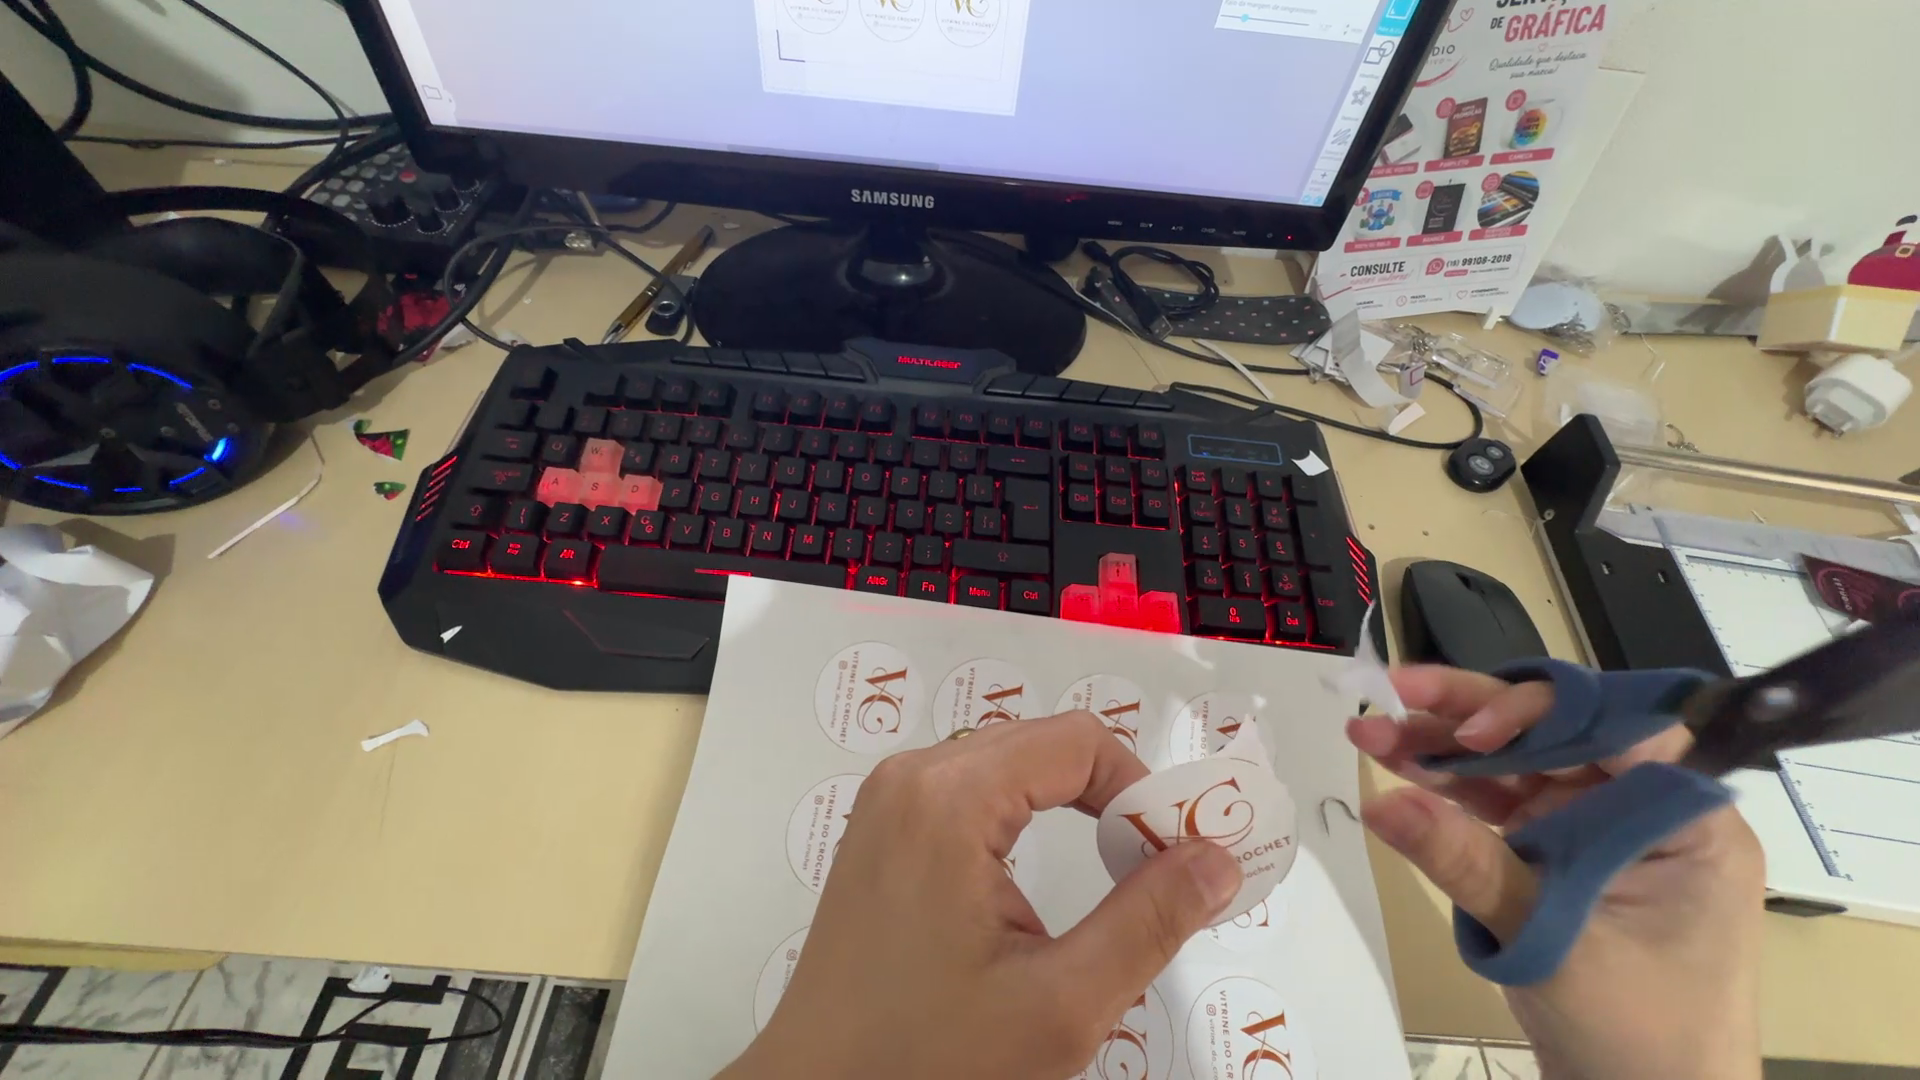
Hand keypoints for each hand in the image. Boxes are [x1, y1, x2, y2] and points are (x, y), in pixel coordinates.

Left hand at [719, 712, 1242, 1079]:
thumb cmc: (929, 1058)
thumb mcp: (1059, 1003)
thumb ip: (1149, 922)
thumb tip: (1217, 857)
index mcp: (950, 795)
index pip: (1077, 741)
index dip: (1141, 788)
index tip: (1173, 856)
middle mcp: (914, 774)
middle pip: (1043, 743)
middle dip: (1110, 793)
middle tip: (1152, 868)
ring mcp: (892, 794)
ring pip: (1011, 760)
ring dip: (1070, 800)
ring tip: (1108, 871)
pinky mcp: (885, 821)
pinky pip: (972, 785)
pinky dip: (1024, 811)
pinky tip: (1037, 869)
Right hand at [1349, 666, 1764, 1079]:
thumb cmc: (1635, 1030)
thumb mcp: (1550, 938)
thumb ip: (1467, 863)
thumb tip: (1382, 804)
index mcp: (1678, 821)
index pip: (1615, 730)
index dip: (1538, 714)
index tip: (1470, 730)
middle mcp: (1636, 808)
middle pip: (1548, 733)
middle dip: (1465, 711)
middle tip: (1390, 693)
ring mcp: (1589, 825)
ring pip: (1509, 759)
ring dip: (1439, 743)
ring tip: (1368, 732)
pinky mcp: (1550, 847)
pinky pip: (1492, 798)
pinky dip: (1442, 783)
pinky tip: (1392, 770)